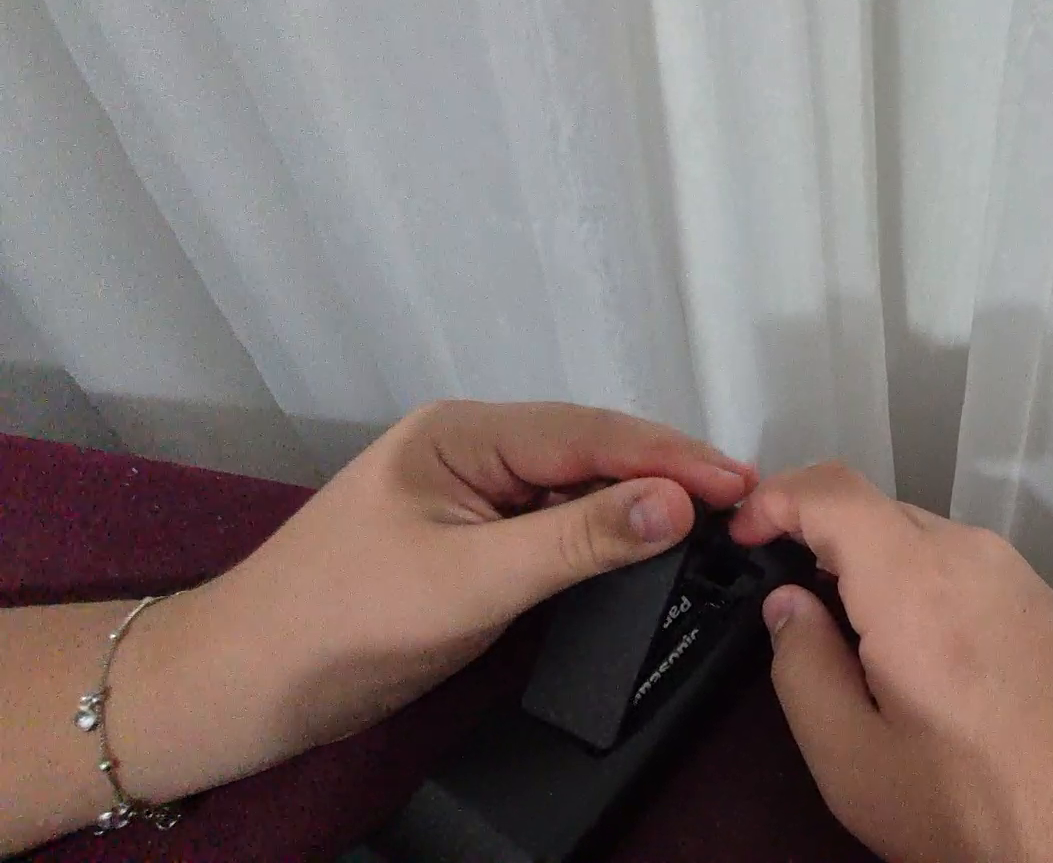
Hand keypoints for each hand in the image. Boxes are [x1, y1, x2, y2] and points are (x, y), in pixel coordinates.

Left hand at [117, 400, 754, 801]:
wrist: (233, 694)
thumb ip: (579, 538)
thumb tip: (680, 504)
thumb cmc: (341, 629)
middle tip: (743, 493)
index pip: (592, 435)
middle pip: (598, 446)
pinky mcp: (490, 524)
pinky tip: (654, 530)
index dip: (672, 458)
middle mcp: (483, 443)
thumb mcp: (469, 583)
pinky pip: (569, 511)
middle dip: (671, 468)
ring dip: (650, 494)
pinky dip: (617, 521)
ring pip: (588, 477)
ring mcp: (487, 483)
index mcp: (468, 433)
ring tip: (717, 507)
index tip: (740, 482)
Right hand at [729, 462, 1052, 862]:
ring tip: (848, 640)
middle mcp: (964, 548)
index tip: (740, 533)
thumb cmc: (985, 803)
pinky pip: (952, 559)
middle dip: (815, 537)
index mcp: (913, 578)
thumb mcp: (858, 764)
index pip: (830, 490)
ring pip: (912, 534)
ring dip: (866, 563)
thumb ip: (804, 670)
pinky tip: (914, 649)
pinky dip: (910, 577)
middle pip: (872, 509)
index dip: (774, 497)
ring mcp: (1008, 564)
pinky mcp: (1035, 587)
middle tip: (786, 601)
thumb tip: (785, 602)